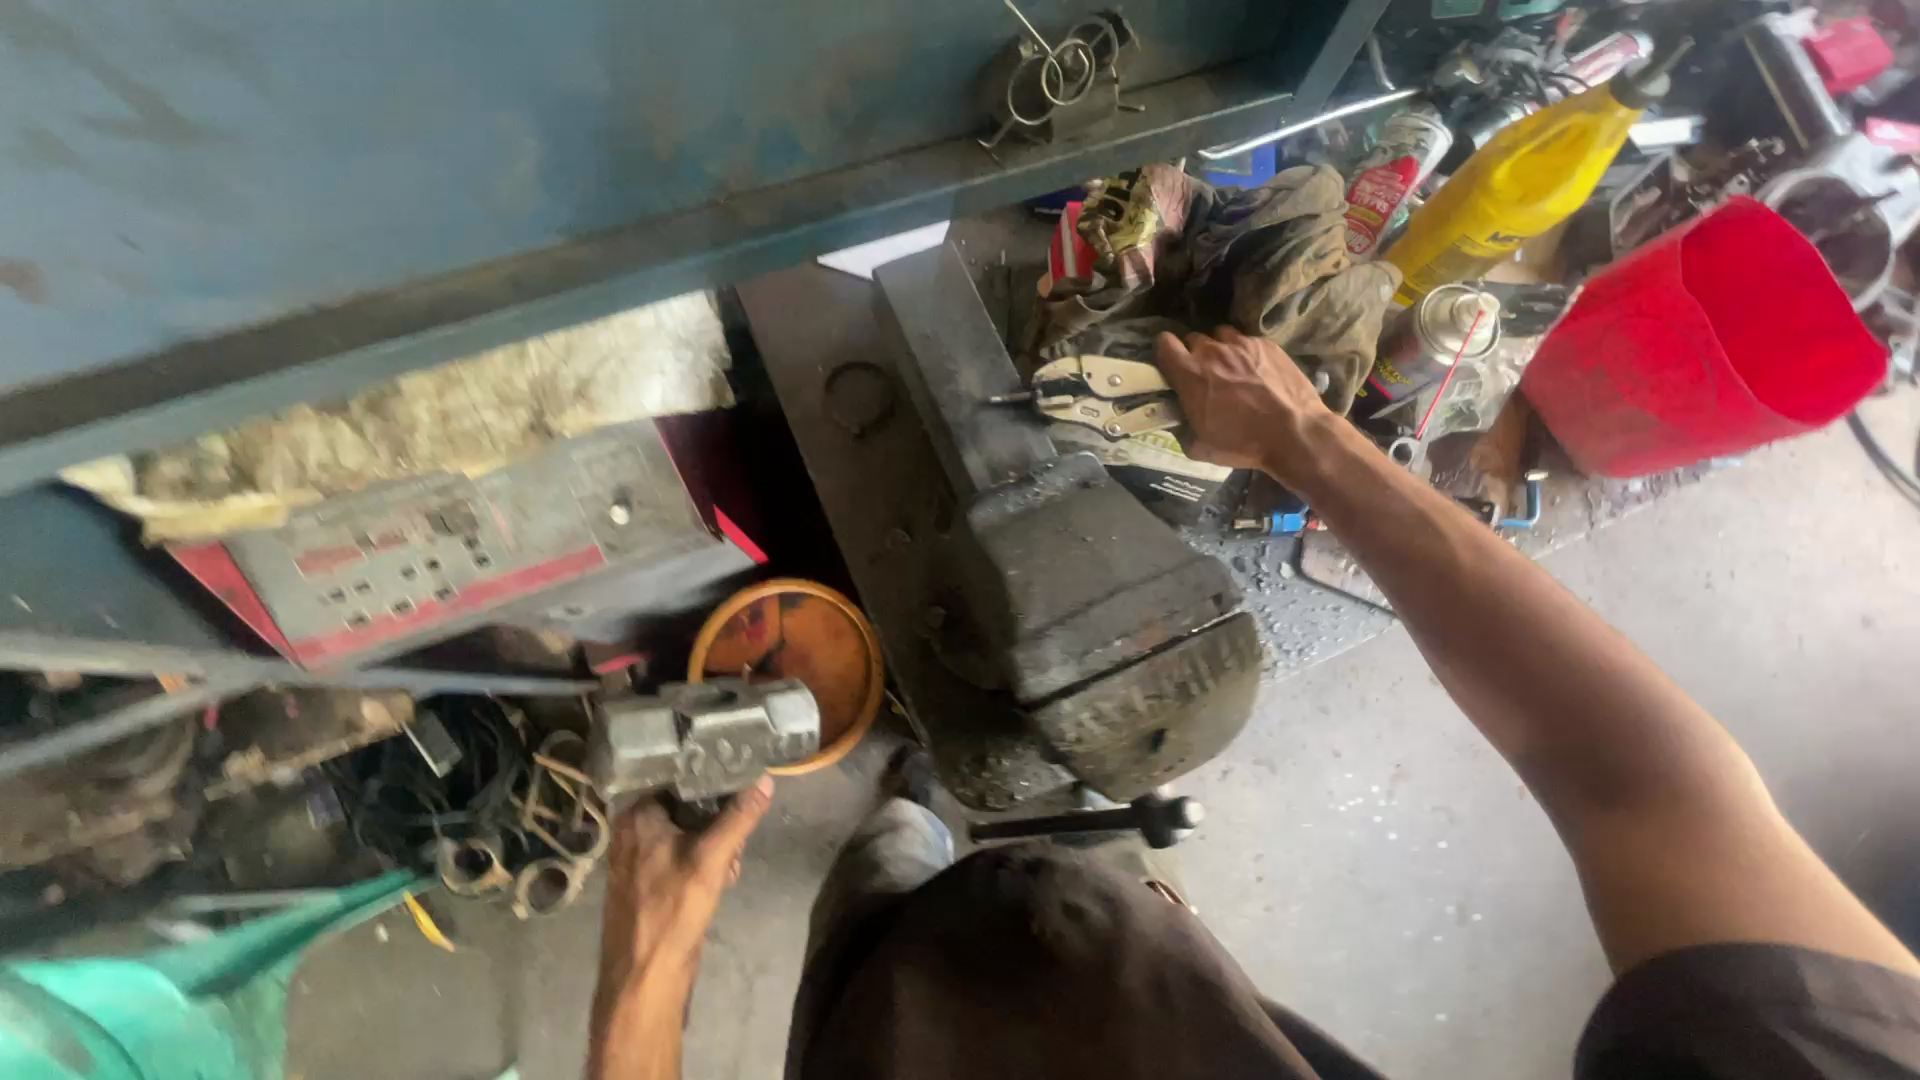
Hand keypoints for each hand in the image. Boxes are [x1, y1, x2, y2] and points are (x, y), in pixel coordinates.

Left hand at [596, 776, 773, 991]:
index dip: (712, 779)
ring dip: (716, 843)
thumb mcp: (712, 858)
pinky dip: (704, 860)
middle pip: (688, 805)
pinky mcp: (649, 880)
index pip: (679, 777)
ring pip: (689, 830)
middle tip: (737, 839)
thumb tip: (765, 779)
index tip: (741, 782)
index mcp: (636, 816)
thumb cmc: (672, 910)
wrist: (643, 979)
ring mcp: (639, 857)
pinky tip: (722, 878)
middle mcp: (632, 830)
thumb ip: (740, 816)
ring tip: (731, 864)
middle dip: (719, 819)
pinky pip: (683, 853)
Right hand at [1155, 326, 1333, 477]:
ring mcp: (1241, 344)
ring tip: (1228, 366)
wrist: (1293, 433)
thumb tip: (1178, 422)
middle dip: (1193, 353)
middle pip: (1193, 339)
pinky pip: (1246, 341)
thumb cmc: (1242, 444)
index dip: (1165, 351)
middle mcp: (1212, 352)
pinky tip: (1254, 370)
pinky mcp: (1266, 344)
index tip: (1170, 364)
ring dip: (1219, 348)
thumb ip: (1181, 429)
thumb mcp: (1199, 447)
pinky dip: (1244, 352)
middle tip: (1202, 373)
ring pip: (1220, 336)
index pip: (1164, 343)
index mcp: (1190, 375)